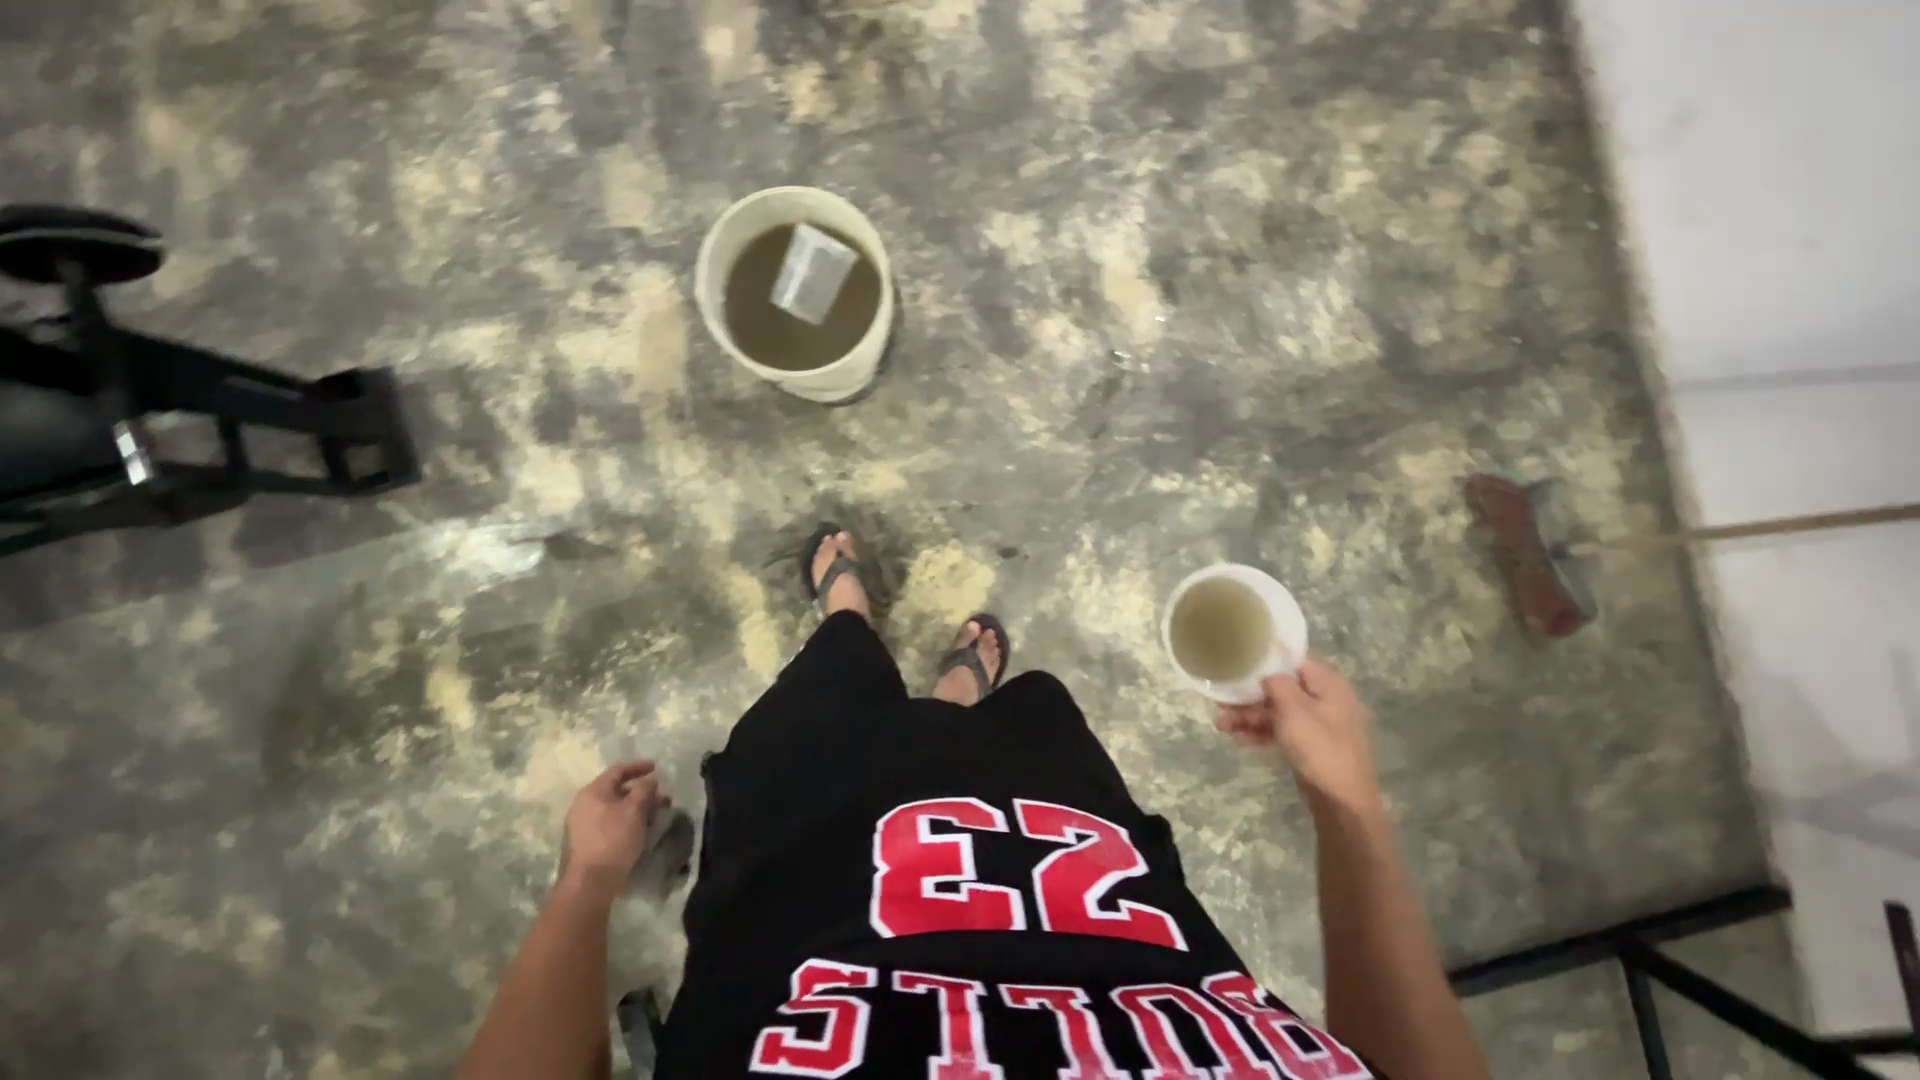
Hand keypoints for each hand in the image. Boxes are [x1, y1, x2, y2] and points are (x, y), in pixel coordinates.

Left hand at [558, 761, 669, 898]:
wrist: (590, 881)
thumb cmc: (613, 839)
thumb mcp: (634, 810)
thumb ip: (644, 790)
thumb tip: (650, 780)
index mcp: (592, 792)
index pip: (617, 771)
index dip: (638, 767)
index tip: (656, 767)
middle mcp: (584, 805)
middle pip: (617, 790)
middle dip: (642, 792)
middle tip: (663, 797)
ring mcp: (583, 825)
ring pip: (615, 808)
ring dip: (637, 808)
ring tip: (656, 815)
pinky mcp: (587, 842)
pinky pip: (611, 823)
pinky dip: (628, 821)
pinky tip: (642, 829)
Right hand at [1216, 655, 1382, 815]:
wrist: (1342, 800)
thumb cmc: (1320, 747)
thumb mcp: (1295, 710)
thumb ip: (1277, 684)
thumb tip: (1267, 675)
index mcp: (1327, 683)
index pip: (1294, 658)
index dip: (1267, 658)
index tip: (1240, 660)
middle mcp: (1324, 698)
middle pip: (1281, 687)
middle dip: (1250, 694)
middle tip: (1221, 700)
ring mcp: (1318, 723)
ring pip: (1278, 711)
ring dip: (1250, 716)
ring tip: (1220, 724)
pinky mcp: (1310, 744)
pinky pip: (1282, 730)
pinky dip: (1262, 732)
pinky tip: (1237, 738)